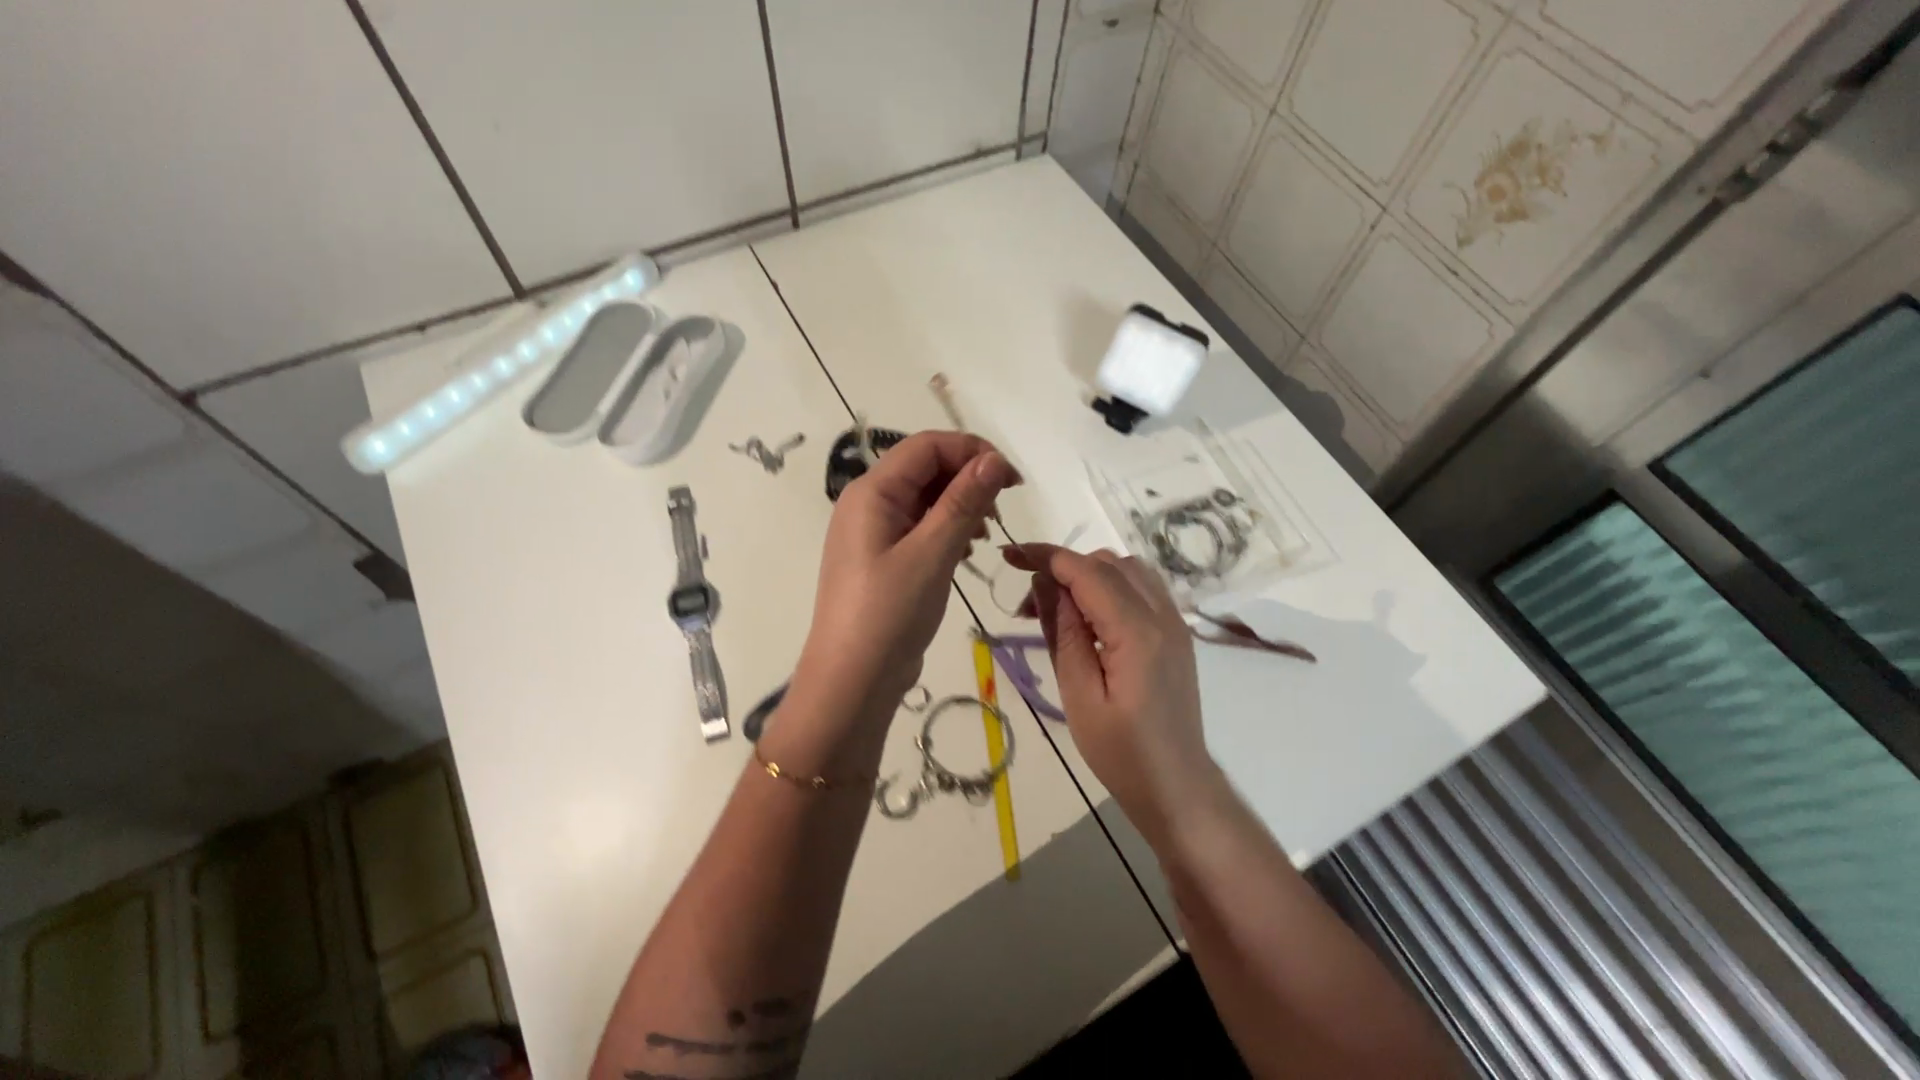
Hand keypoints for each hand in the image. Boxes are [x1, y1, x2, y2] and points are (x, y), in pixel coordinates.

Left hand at [792, 431, 1018, 727]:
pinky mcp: (882, 560)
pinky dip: (947, 530)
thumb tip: (993, 460)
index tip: (1012, 481)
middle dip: (968, 479)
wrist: (852, 679)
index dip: (973, 452)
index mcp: (872, 492)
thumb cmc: (889, 612)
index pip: (927, 446)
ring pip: (924, 499)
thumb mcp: (933, 553)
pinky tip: (966, 553)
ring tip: (984, 536)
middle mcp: (868, 504)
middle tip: (1002, 510)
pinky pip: (918, 527)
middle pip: (925, 468)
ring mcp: (873, 533)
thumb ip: (963, 502)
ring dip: (960, 506)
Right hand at [1003, 544, 1222, 844]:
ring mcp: (1174, 623)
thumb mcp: (1079, 695)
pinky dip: (1110, 587)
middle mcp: (1162, 616)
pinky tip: (1088, 618)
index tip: (1009, 555)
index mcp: (1137, 632)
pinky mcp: (1175, 634)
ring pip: (1128, 569)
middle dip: (1064, 568)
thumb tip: (1045, 583)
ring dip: (1088, 575)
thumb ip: (1064, 633)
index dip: (1046, 556)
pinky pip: (1142, 588)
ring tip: (1055, 609)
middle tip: (1026, 605)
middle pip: (1108, 563)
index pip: (1087, 571)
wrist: (1175, 785)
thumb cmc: (1121, 753)